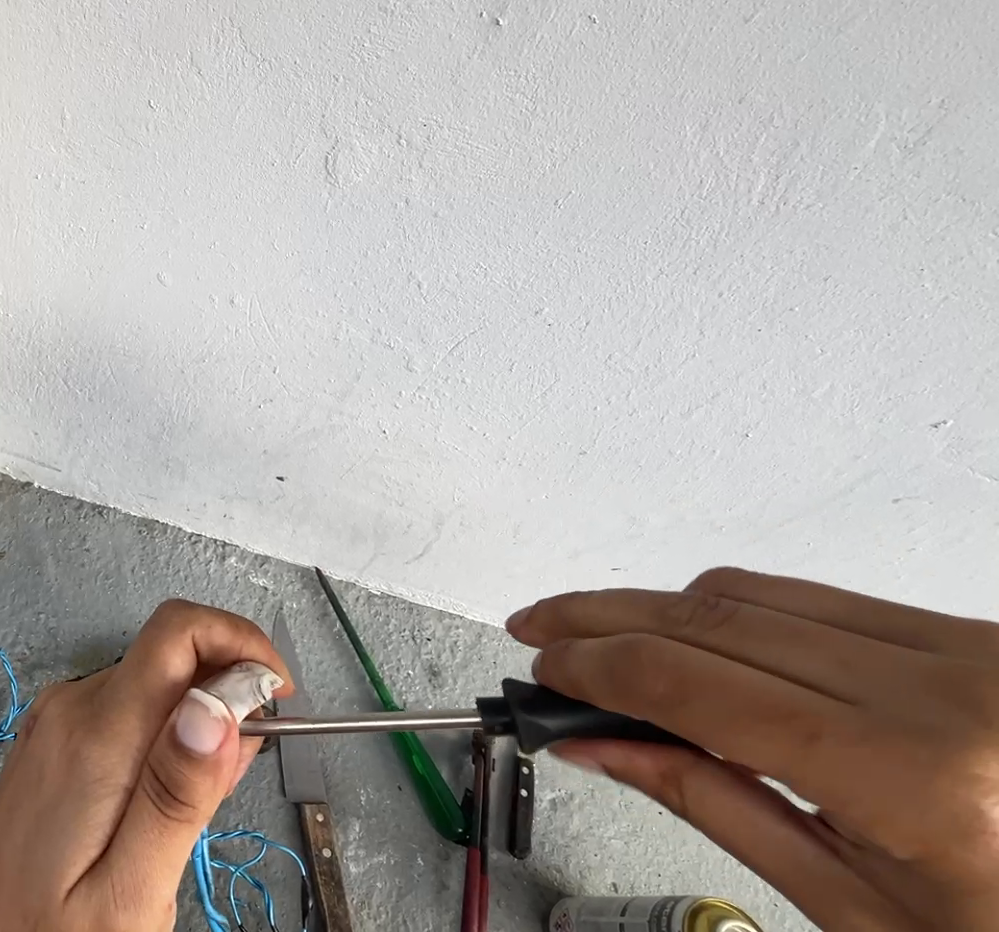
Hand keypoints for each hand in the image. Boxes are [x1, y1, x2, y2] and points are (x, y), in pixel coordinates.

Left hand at [0, 600, 289, 931]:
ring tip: (197, 804)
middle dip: (226, 690)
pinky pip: (129, 703)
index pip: (177, 631)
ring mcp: (61, 712)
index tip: (278, 697)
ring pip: (155, 678)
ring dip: (199, 716)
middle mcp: (75, 702)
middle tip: (238, 778)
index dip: (240, 642)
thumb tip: (218, 703)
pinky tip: (162, 797)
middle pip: (171, 651)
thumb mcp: (130, 886)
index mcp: (98, 731)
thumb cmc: (54, 929)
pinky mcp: (59, 729)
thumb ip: (177, 793)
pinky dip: (167, 730)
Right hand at [507, 567, 998, 930]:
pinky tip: (691, 634)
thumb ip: (709, 804)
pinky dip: (726, 609)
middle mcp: (946, 695)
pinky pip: (810, 596)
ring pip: (746, 593)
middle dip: (598, 617)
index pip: (688, 682)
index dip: (592, 666)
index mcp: (914, 780)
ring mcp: (968, 652)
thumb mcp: (858, 909)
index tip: (543, 667)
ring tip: (600, 631)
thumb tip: (594, 745)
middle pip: (704, 618)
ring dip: (653, 607)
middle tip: (538, 628)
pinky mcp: (974, 635)